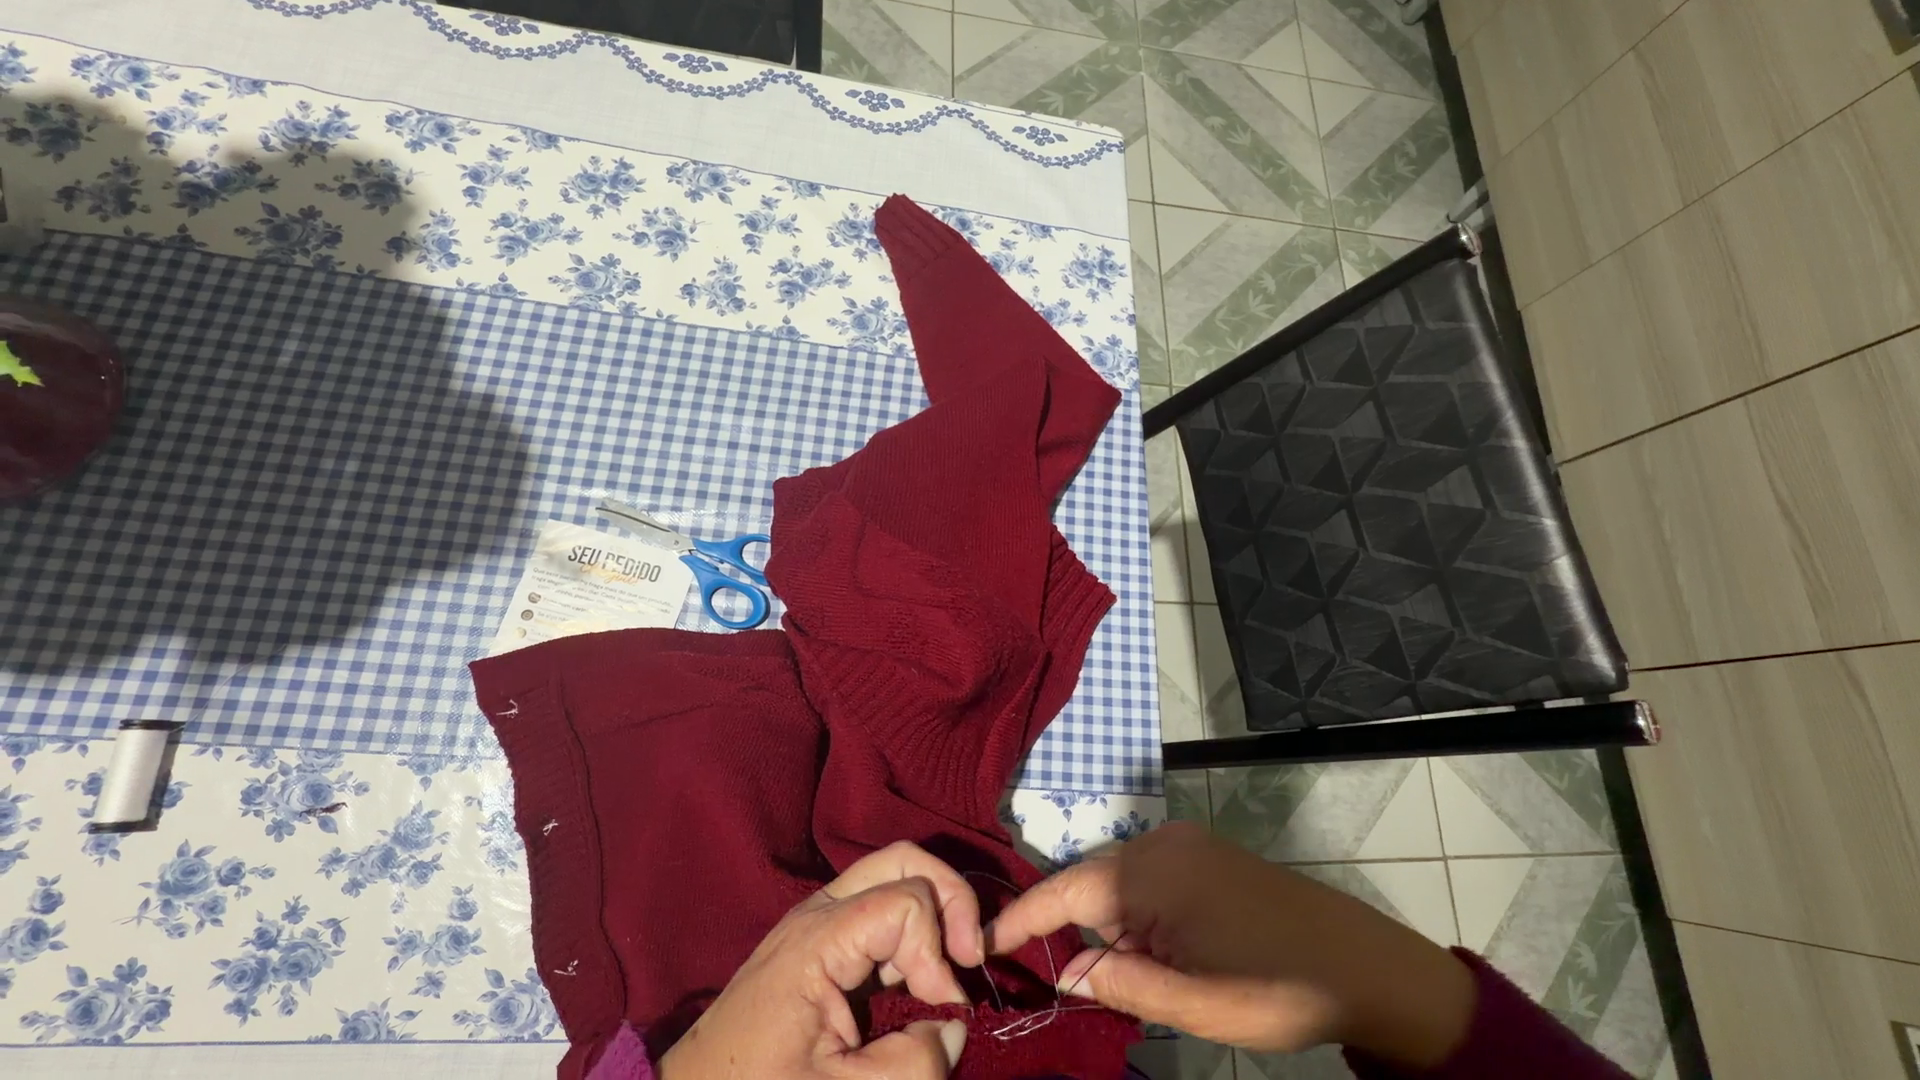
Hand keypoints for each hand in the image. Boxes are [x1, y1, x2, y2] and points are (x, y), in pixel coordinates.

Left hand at [659, 841, 984, 1078]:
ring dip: (932, 916)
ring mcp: (819, 921)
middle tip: (966, 958)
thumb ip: (910, 1065)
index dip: (937, 950)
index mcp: (818, 940)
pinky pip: (880, 910)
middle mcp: (820, 912)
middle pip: (903, 860)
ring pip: (894, 878)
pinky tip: (918, 982)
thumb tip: (954, 1026)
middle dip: (949, 900)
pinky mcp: (823, 941)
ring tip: (944, 974)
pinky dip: (913, 934)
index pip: (907, 900)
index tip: (940, 1006)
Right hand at [986, 822, 1475, 1068]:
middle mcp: (1159, 844)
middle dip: (1068, 929)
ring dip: (1108, 927)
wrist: (1364, 963)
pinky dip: (1134, 914)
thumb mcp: (1193, 1005)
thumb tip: (1065, 974)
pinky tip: (1153, 951)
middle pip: (1087, 883)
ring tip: (1120, 975)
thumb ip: (1120, 985)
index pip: (1064, 892)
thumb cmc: (1275, 987)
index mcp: (1150, 873)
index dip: (1022, 919)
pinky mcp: (1203, 853)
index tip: (984, 943)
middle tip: (1053, 976)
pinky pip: (1145, 877)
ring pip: (1116, 881)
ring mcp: (1184, 843)